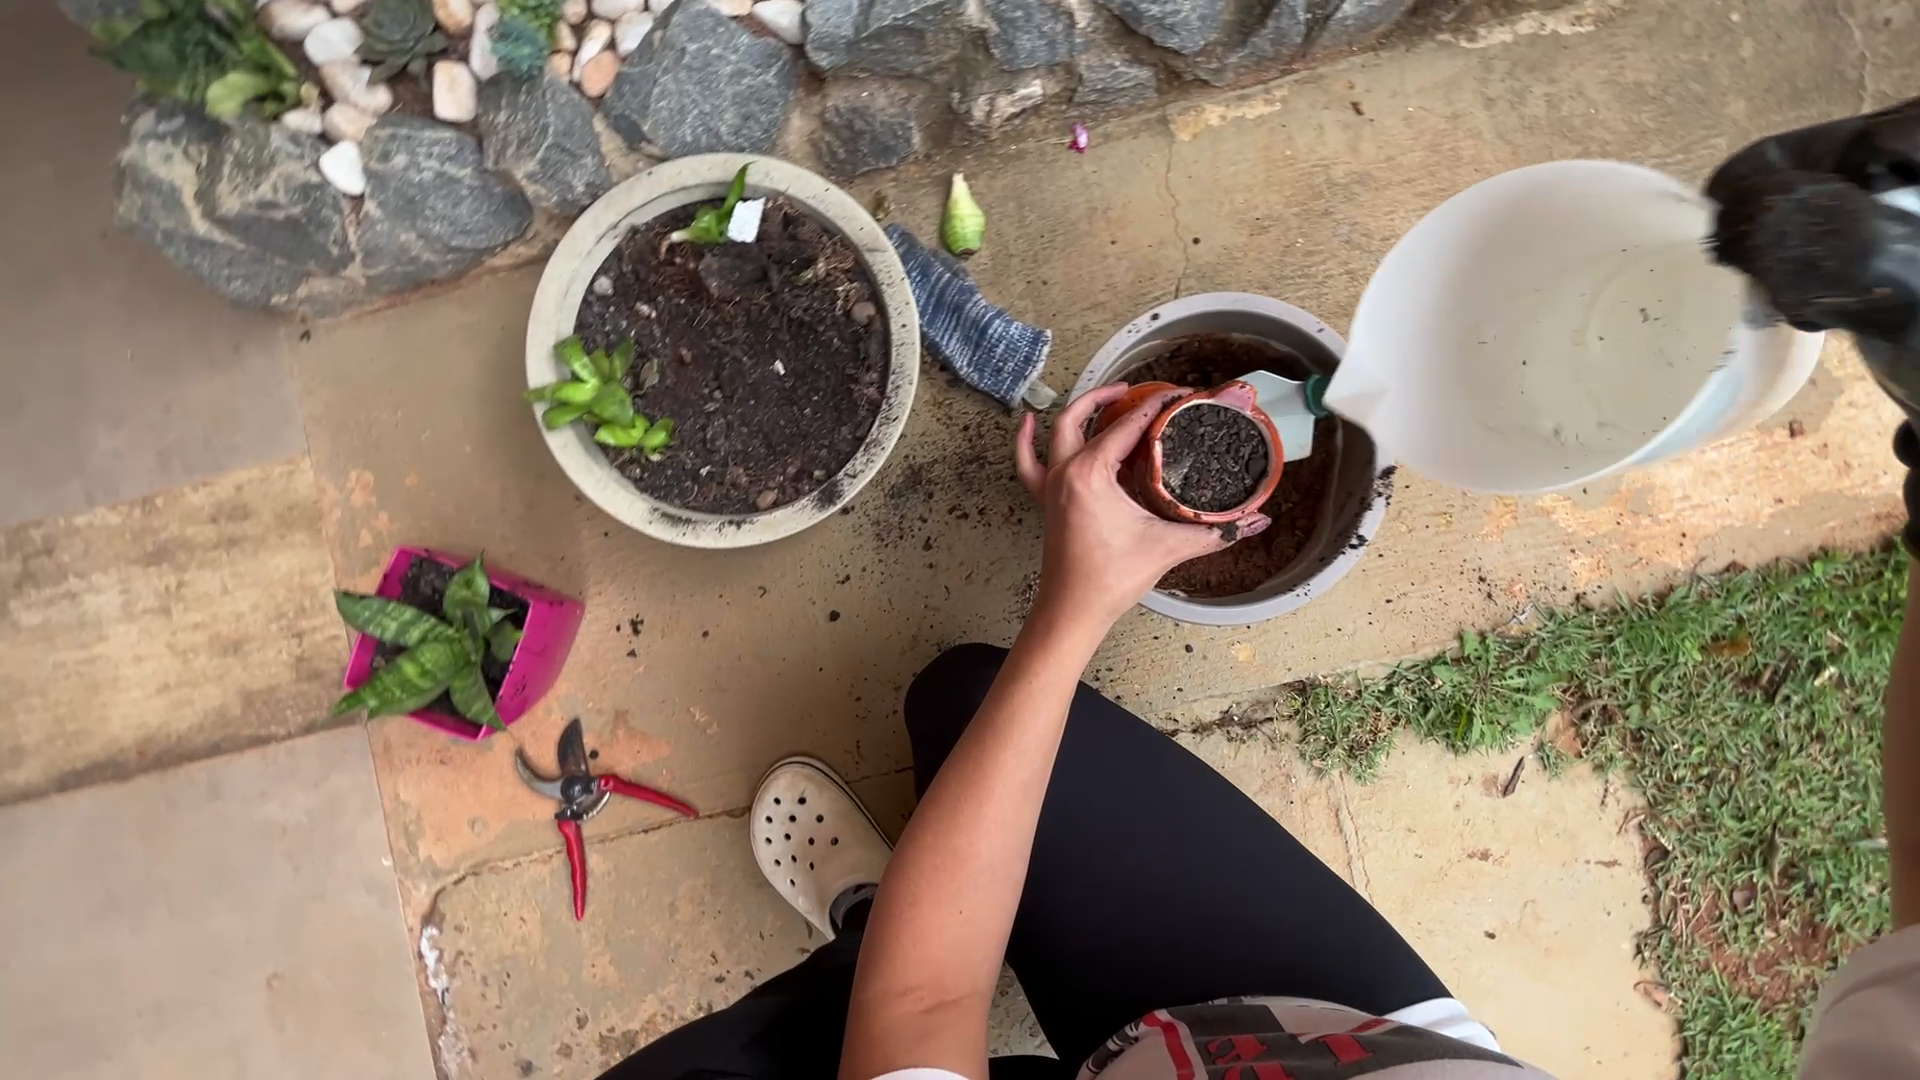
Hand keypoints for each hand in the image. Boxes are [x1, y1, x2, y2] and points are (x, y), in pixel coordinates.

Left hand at [1014, 383, 1270, 634]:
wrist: (1073, 610)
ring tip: (1100, 399)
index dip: (1156, 407)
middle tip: (1136, 390)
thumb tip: (1254, 523)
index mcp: (1091, 474)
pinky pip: (1028, 463)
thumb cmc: (1109, 579)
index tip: (1179, 396)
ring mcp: (1051, 487)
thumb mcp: (1167, 547)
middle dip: (1107, 397)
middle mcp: (1066, 473)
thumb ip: (1213, 531)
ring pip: (1055, 434)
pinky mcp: (1046, 503)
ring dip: (1075, 411)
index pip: (1128, 426)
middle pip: (1079, 417)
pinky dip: (1026, 441)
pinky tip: (1028, 423)